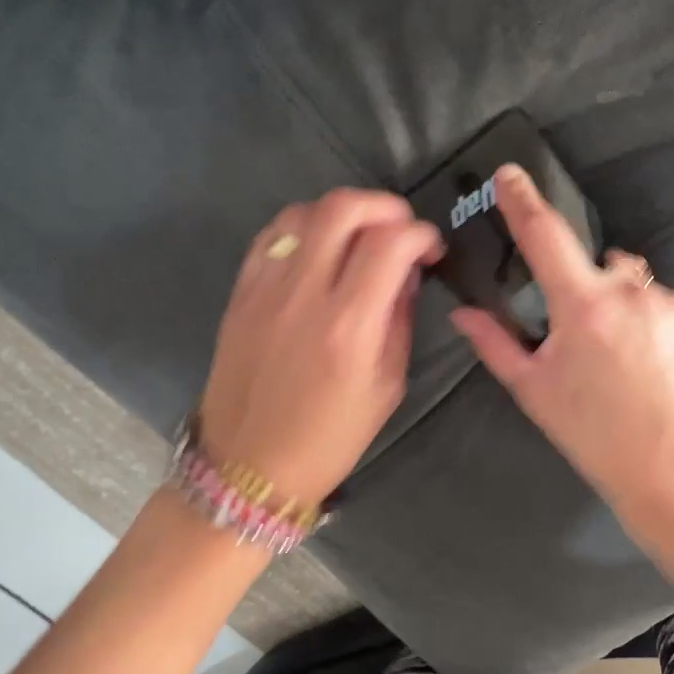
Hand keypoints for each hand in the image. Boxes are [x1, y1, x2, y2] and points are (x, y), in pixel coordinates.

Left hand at [199, 189, 444, 499]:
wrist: (249, 467)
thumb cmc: (331, 436)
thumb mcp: (388, 384)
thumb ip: (399, 320)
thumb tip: (406, 273)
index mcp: (350, 326)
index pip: (391, 243)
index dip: (422, 234)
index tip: (432, 250)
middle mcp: (305, 295)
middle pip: (343, 208)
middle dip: (385, 206)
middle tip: (400, 230)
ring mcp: (265, 289)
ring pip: (303, 212)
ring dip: (342, 213)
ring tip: (359, 237)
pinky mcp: (240, 293)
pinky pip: (270, 235)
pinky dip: (303, 227)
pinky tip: (318, 249)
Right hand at [450, 164, 673, 524]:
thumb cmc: (599, 439)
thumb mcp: (537, 394)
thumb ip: (496, 345)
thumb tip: (463, 313)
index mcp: (583, 307)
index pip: (545, 235)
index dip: (523, 200)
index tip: (510, 174)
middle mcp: (632, 292)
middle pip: (601, 264)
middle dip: (590, 289)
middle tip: (587, 342)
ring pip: (638, 286)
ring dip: (626, 307)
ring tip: (627, 362)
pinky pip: (669, 306)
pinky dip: (657, 325)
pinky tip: (658, 368)